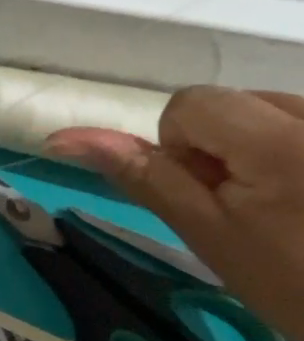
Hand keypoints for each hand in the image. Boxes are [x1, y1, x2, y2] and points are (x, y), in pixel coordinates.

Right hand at [47, 86, 303, 340]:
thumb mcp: (215, 238)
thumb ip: (145, 175)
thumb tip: (61, 136)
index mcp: (280, 141)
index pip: (192, 103)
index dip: (186, 146)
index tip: (215, 197)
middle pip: (248, 102)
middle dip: (237, 144)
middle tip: (262, 208)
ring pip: (294, 114)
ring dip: (282, 148)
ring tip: (302, 208)